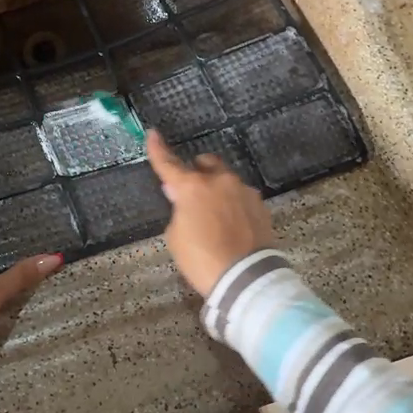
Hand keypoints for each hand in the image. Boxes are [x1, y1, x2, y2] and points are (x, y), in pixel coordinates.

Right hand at [145, 130, 274, 297]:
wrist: (245, 278)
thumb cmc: (201, 259)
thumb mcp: (176, 237)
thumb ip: (178, 210)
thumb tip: (179, 194)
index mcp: (193, 187)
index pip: (169, 164)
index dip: (158, 149)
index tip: (153, 134)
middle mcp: (220, 181)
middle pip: (205, 163)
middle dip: (197, 171)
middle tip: (190, 189)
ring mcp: (243, 191)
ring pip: (226, 180)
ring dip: (217, 189)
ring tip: (214, 213)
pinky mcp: (260, 205)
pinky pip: (241, 196)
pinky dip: (233, 203)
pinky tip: (232, 223)